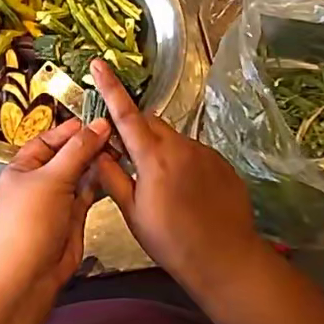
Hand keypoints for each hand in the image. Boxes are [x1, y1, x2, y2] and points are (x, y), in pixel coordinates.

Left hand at [0, 116, 114, 284]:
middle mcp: (39, 181)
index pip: (49, 139)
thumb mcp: (52, 178)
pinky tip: (113, 172)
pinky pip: (88, 192)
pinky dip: (100, 182)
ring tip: (116, 148)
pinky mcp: (72, 215)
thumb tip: (96, 127)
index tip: (95, 119)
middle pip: (67, 154)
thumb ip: (77, 151)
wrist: (29, 273)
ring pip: (80, 173)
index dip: (72, 129)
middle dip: (88, 144)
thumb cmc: (26, 228)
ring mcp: (56, 199)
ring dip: (96, 162)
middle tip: (112, 132)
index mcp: (23, 167)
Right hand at [86, 60, 268, 284]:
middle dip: (135, 130)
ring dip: (158, 149)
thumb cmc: (171, 241)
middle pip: (151, 123)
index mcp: (154, 157)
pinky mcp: (222, 163)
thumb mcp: (133, 213)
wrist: (225, 258)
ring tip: (158, 184)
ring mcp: (205, 153)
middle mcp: (181, 146)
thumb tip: (97, 152)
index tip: (99, 64)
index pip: (126, 115)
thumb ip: (113, 177)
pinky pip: (193, 152)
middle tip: (124, 155)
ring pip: (172, 138)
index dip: (110, 88)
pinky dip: (180, 161)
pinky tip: (183, 191)